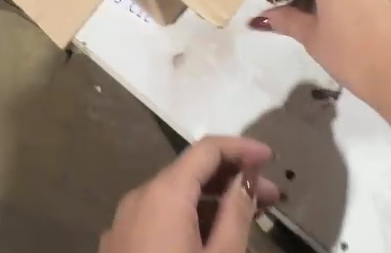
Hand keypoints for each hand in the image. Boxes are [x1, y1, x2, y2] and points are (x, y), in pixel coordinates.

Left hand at [100, 136, 279, 252]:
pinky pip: (159, 220)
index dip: (242, 148)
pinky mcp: (117, 249)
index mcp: (164, 192)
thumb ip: (236, 211)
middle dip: (232, 178)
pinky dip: (188, 219)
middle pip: (190, 172)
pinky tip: (211, 240)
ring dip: (212, 201)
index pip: (207, 149)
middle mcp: (139, 197)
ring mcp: (123, 224)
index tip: (272, 159)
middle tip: (272, 196)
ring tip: (248, 219)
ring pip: (174, 198)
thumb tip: (247, 177)